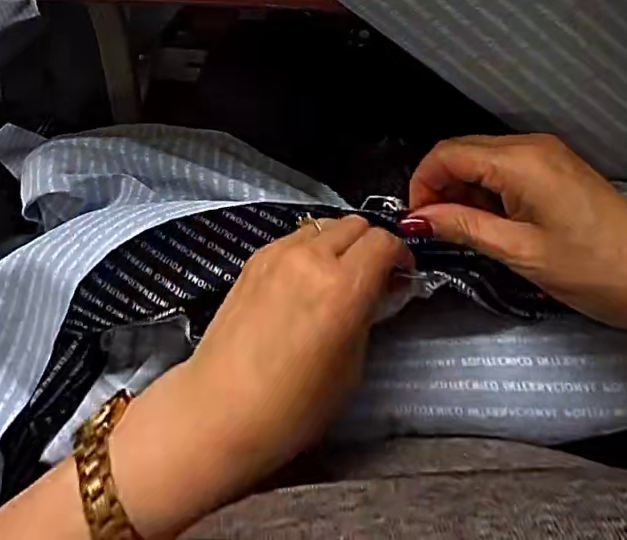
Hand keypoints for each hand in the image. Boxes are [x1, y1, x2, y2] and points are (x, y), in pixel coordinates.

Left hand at [107, 216, 409, 535]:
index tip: (402, 275)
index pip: (384, 242)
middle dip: (372, 243)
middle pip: (354, 223)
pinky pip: (293, 238)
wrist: (224, 403)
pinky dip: (309, 248)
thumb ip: (368, 314)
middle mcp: (308, 258)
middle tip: (375, 274)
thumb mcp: (352, 364)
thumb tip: (379, 288)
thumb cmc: (295, 402)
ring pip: (322, 226)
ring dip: (338, 242)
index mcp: (342, 285)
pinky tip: (306, 280)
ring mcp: (275, 253)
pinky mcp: (253, 258)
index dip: (400, 256)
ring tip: (339, 275)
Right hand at [405, 134, 626, 347]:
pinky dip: (486, 187)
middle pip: (460, 151)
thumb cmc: (597, 272)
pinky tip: (492, 218)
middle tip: (436, 226)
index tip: (418, 221)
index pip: (445, 155)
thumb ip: (461, 226)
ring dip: (461, 187)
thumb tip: (414, 219)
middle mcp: (530, 145)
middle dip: (438, 184)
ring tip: (464, 226)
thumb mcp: (520, 252)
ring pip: (480, 157)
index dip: (422, 184)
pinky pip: (503, 166)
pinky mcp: (558, 167)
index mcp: (520, 161)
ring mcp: (547, 154)